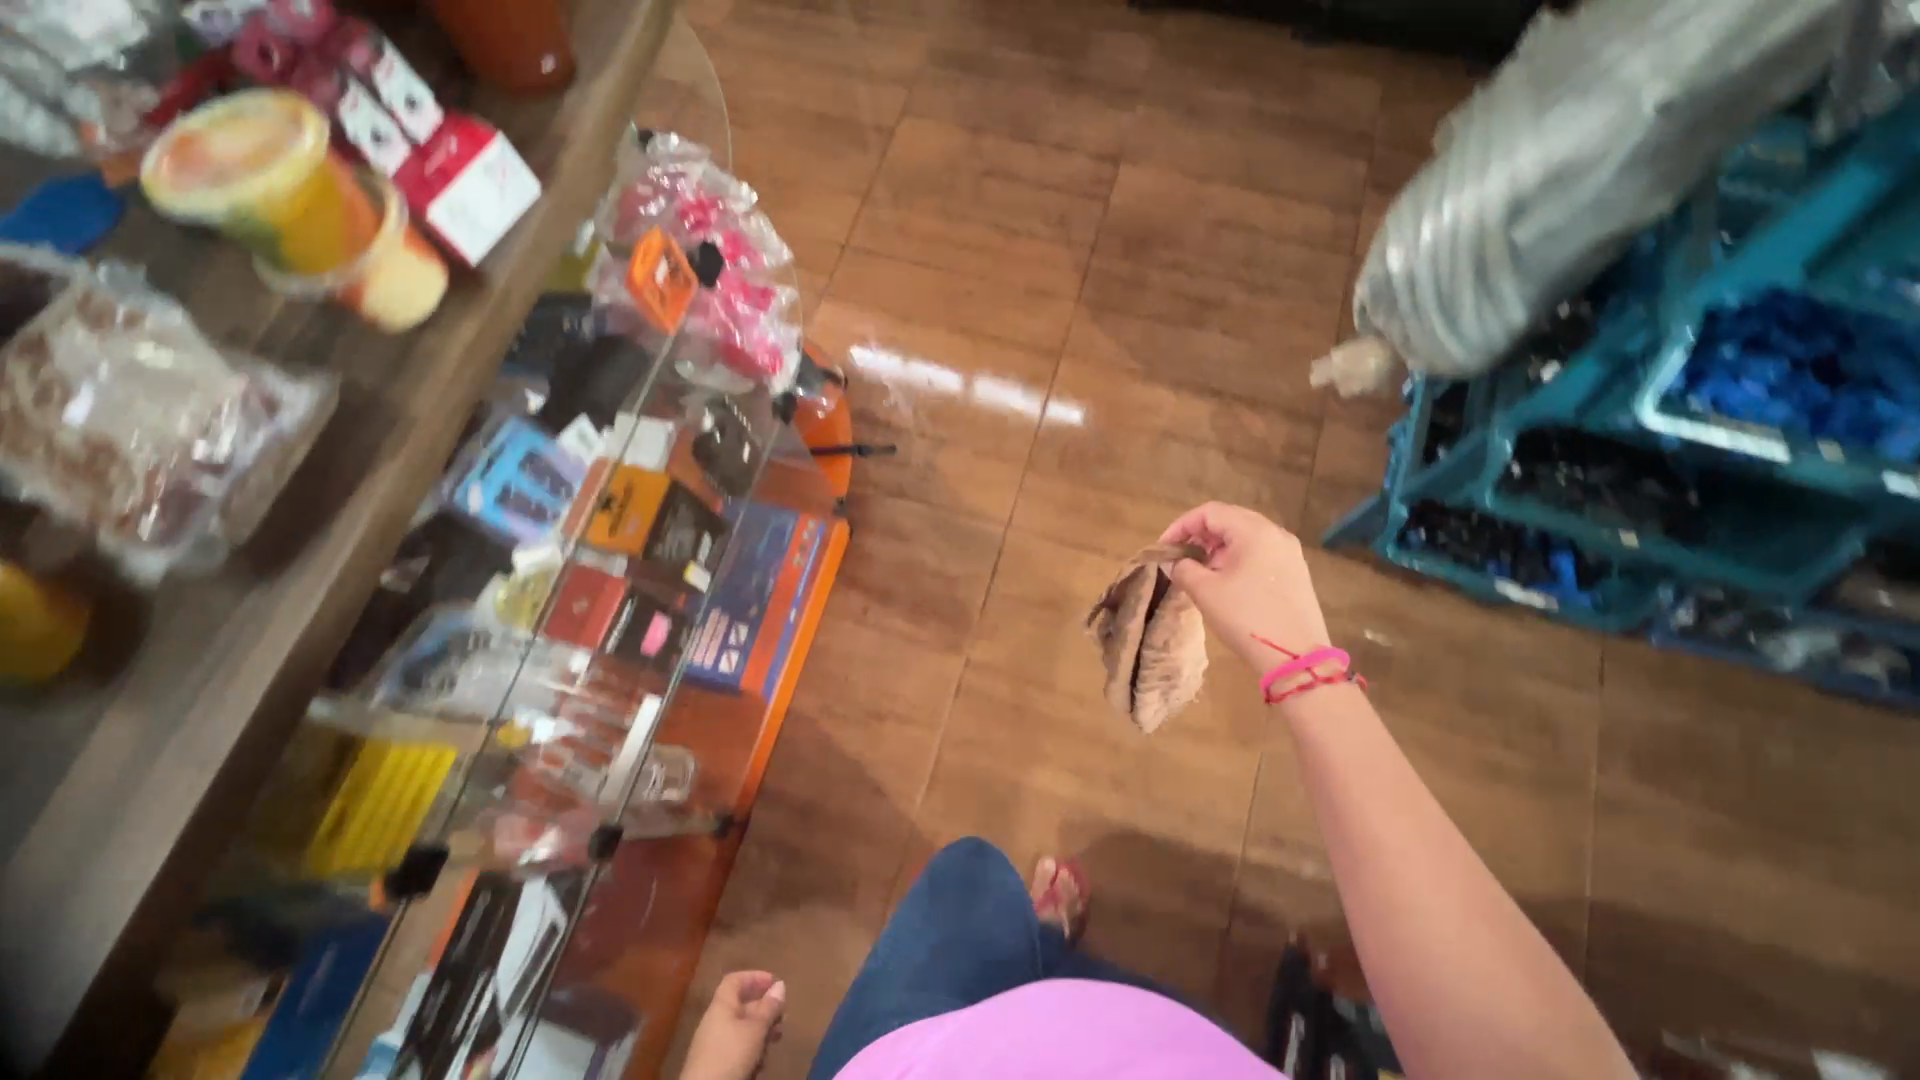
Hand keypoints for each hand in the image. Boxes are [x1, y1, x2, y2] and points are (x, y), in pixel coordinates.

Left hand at [680, 971, 785, 1079]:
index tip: (775, 983)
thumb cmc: (730, 1055)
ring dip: (761, 1031)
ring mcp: (714, 1043)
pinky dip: (752, 1049)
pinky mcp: (717, 1063)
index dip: (755, 977)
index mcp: (721, 1006)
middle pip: (741, 1005)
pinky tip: (762, 1062)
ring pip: (742, 1028)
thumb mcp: (755, 1029)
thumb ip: (768, 1008)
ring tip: (776, 1039)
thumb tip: (780, 985)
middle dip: (764, 1009)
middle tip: (782, 1017)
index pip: (735, 980)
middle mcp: (715, 1020)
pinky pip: (737, 1047)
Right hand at [1160, 502, 1331, 672]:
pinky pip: (1260, 552)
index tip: (1164, 548)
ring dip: (1217, 547)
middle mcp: (1275, 534)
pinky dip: (1236, 558)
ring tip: (1199, 570)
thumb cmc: (1247, 618)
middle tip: (1179, 555)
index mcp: (1254, 531)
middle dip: (1200, 534)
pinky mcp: (1295, 572)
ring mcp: (1289, 553)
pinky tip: (1225, 580)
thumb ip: (1184, 569)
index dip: (1181, 526)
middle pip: (1230, 519)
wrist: (1295, 657)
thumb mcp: (1205, 592)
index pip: (1210, 512)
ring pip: (1246, 536)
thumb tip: (1175, 562)